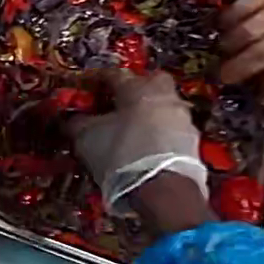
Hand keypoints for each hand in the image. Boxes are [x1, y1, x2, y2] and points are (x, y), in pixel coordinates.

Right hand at [67, 72, 206, 209]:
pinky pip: (170, 128)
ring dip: (148, 112)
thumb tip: (70, 117)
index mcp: (138, 88)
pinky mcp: (192, 142)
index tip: (86, 86)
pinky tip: (141, 145)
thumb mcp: (85, 136)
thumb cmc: (119, 152)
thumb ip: (77, 121)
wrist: (161, 189)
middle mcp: (166, 97)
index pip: (115, 74)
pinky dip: (156, 132)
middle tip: (116, 100)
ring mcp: (183, 120)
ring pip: (163, 106)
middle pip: (151, 82)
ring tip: (127, 127)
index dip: (97, 79)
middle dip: (135, 87)